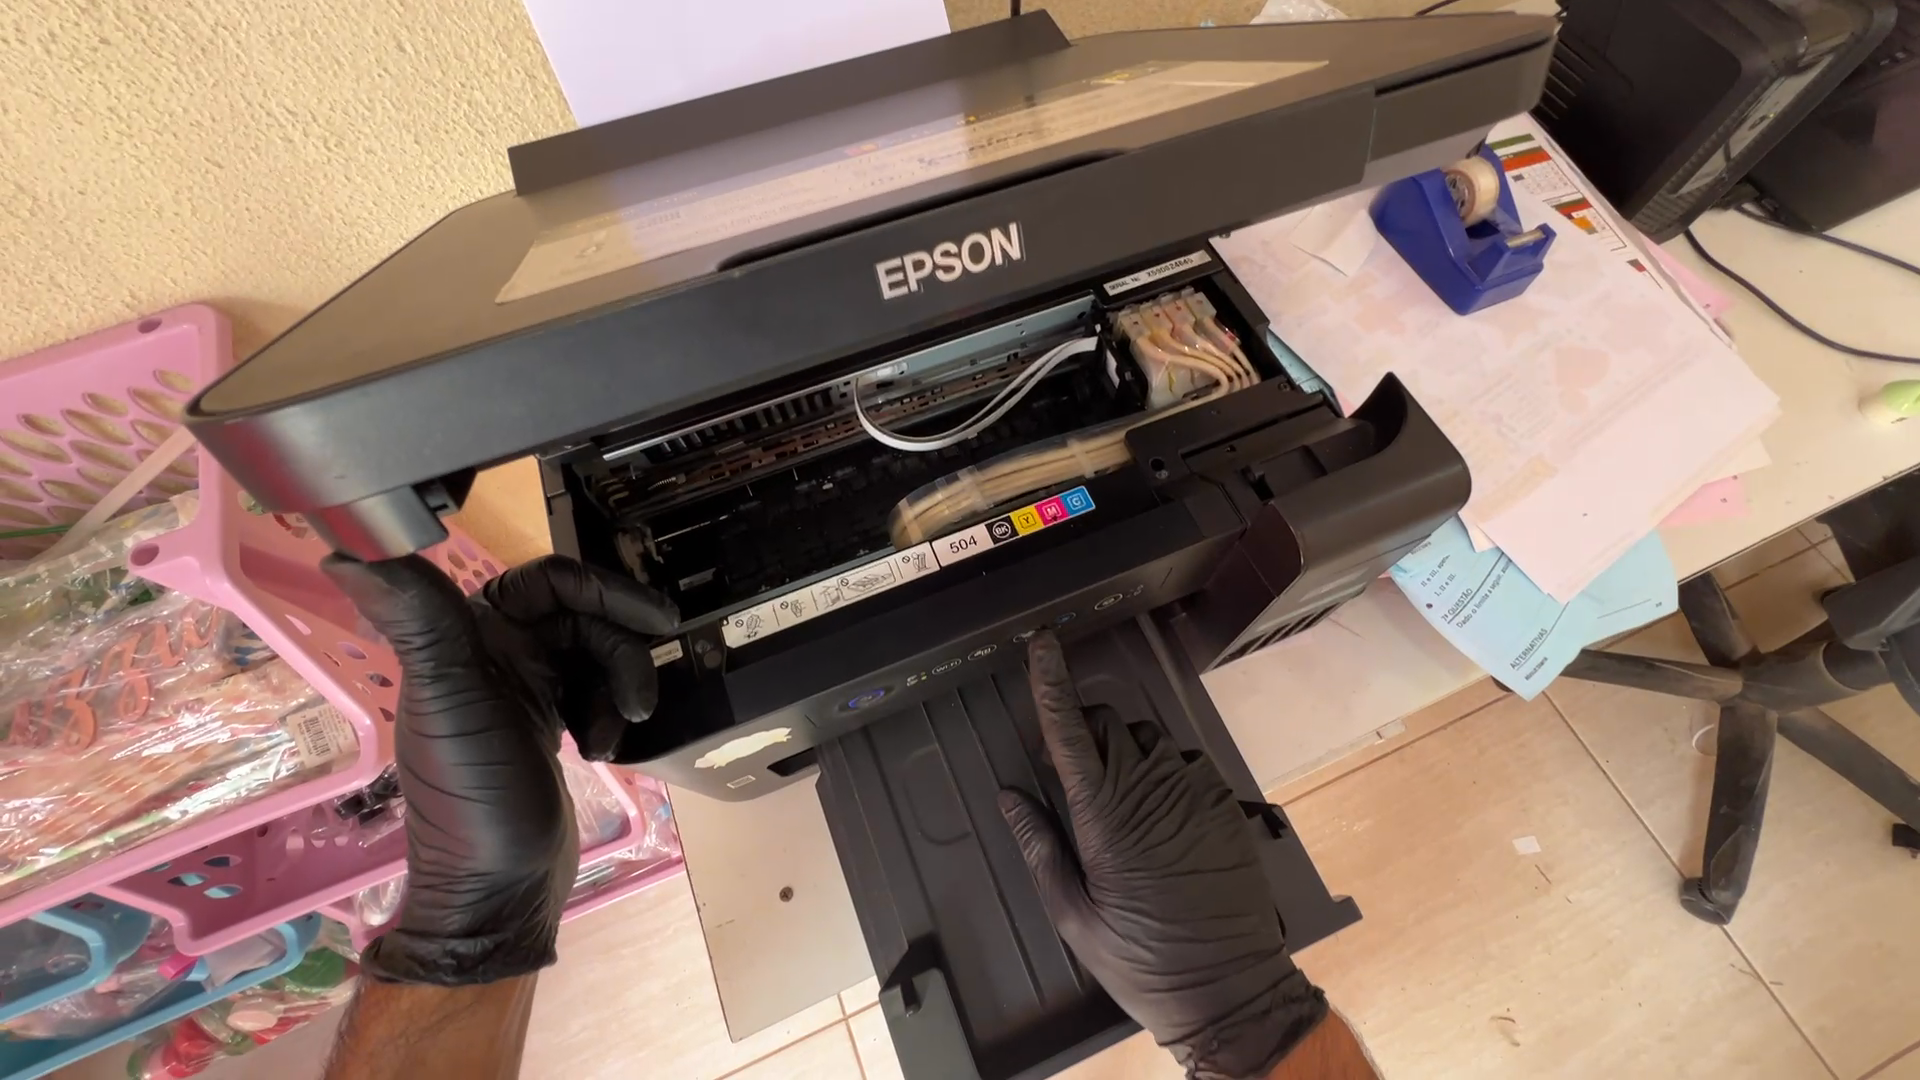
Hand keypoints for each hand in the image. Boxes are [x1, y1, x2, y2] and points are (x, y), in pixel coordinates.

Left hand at [321, 554, 676, 985]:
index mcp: (469, 641)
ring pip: (599, 655)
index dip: (605, 592)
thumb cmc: (475, 799)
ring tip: (621, 731)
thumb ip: (420, 623)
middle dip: (623, 653)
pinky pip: (597, 690)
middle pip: (586, 620)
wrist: (497, 892)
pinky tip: (603, 748)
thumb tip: (345, 548)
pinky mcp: (550, 721)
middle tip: (646, 693)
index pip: (549, 583)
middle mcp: (496, 655)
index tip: (656, 619)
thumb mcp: (456, 706)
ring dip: (622, 687)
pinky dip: (611, 712)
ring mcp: (525, 689)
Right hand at [998, 633, 1327, 1079]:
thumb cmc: (1142, 959)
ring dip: (1122, 750)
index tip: (1042, 643)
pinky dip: (1162, 770)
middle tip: (1069, 772)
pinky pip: (1183, 761)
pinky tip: (1162, 814)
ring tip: (1120, 800)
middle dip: (1081, 728)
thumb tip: (1008, 795)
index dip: (1051, 682)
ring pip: (1146, 738)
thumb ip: (1040, 847)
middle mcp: (1150, 788)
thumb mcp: (1075, 916)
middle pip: (1107, 722)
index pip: (1070, 730)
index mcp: (1105, 815)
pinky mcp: (1222, 802)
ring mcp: (1193, 791)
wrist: (1233, 992)